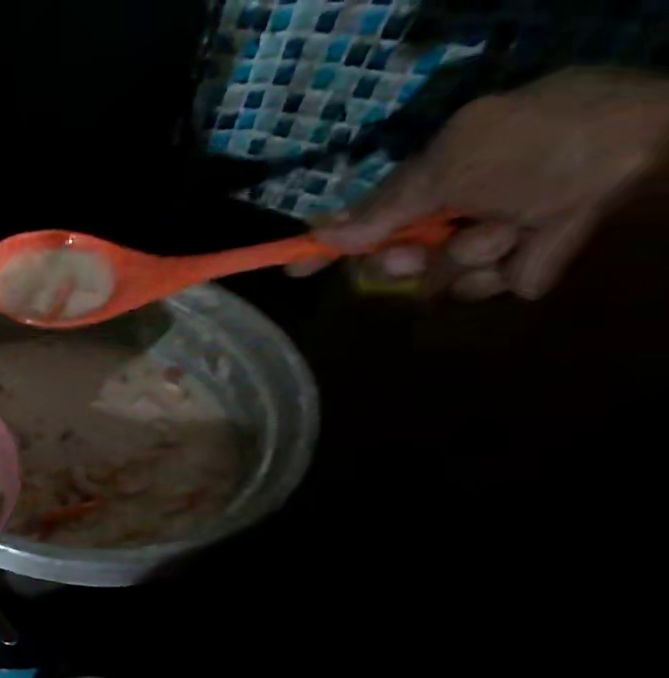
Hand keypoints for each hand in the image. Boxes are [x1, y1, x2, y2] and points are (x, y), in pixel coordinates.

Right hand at [291, 67, 668, 297]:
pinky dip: (507, 272)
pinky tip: (534, 252)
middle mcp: (464, 206)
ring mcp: (498, 235)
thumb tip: (326, 236)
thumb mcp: (451, 163)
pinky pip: (489, 287)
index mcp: (442, 172)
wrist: (662, 150)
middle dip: (400, 260)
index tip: (293, 268)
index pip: (368, 215)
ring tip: (507, 237)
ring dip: (463, 262)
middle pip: (395, 255)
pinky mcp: (533, 262)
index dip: (329, 244)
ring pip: (440, 276)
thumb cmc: (547, 143)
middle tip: (417, 254)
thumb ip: (384, 205)